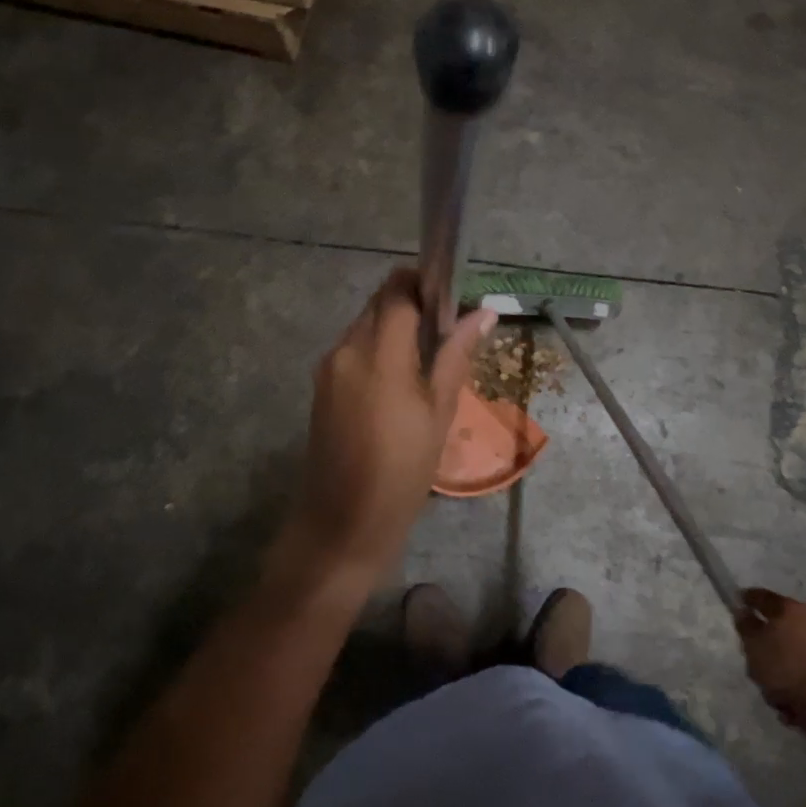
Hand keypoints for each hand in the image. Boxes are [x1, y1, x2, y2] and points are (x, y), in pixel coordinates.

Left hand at [291, 269, 495, 583]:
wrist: (342, 523)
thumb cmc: (402, 472)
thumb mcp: (439, 413)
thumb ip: (456, 356)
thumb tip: (484, 311)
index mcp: (378, 354)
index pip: (398, 290)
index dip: (425, 283)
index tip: (453, 298)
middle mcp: (346, 349)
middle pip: (379, 303)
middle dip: (412, 304)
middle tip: (447, 331)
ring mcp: (328, 367)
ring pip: (365, 325)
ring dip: (394, 328)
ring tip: (429, 360)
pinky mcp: (321, 386)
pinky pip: (353, 350)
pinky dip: (378, 350)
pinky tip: (401, 381)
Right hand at [736, 588, 805, 731]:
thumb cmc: (785, 668)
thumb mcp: (753, 645)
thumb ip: (745, 626)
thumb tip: (743, 611)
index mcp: (788, 607)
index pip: (761, 596)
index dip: (746, 599)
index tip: (735, 604)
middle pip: (777, 624)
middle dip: (763, 638)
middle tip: (750, 653)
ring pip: (789, 648)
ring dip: (777, 663)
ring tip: (769, 684)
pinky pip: (801, 668)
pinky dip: (792, 678)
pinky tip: (787, 699)